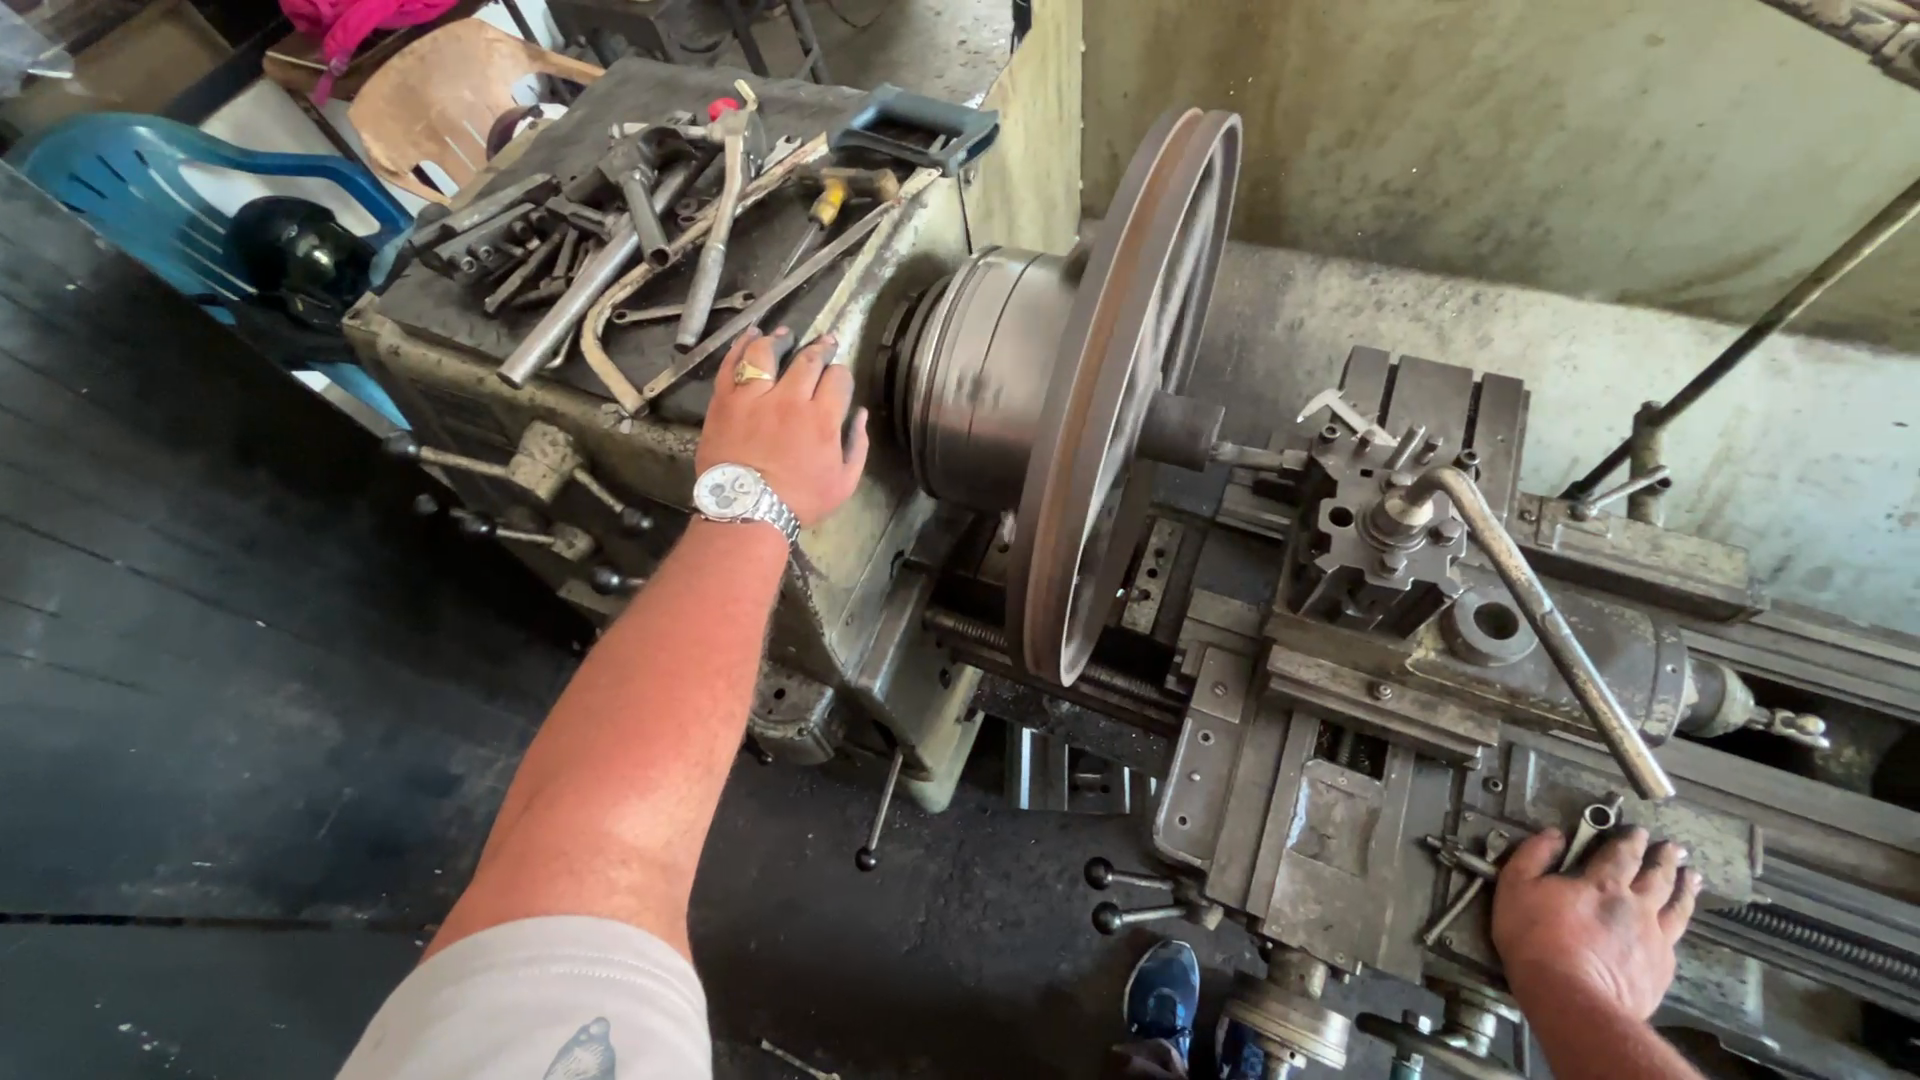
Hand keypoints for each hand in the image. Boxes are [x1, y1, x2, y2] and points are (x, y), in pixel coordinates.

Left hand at [697, 326, 869, 526]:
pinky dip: (741, 347)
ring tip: (785, 335)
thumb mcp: (844, 482)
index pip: (838, 378)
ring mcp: (753, 397)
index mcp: (821, 419)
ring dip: (780, 340)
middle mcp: (789, 399)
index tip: (839, 376)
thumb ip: (858, 446)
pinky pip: (732, 365)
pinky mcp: (725, 401)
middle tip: (825, 342)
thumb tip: (861, 414)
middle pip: (808, 360)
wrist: (746, 511)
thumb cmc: (800, 501)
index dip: (841, 373)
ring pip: (767, 353)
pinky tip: (750, 336)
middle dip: (820, 348)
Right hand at [1492, 827, 1702, 1020]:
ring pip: (1677, 907)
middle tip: (1675, 848)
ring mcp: (1654, 939)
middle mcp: (1636, 907)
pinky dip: (1680, 921)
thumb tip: (1553, 834)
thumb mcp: (1516, 885)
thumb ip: (1533, 854)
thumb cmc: (1534, 936)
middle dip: (1665, 859)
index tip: (1639, 830)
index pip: (1622, 854)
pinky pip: (1676, 938)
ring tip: (1693, 878)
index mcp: (1601, 884)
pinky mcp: (1661, 967)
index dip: (1631, 840)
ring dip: (1685, 889)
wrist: (1570, 994)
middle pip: (1658, 877)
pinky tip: (1680, 921)